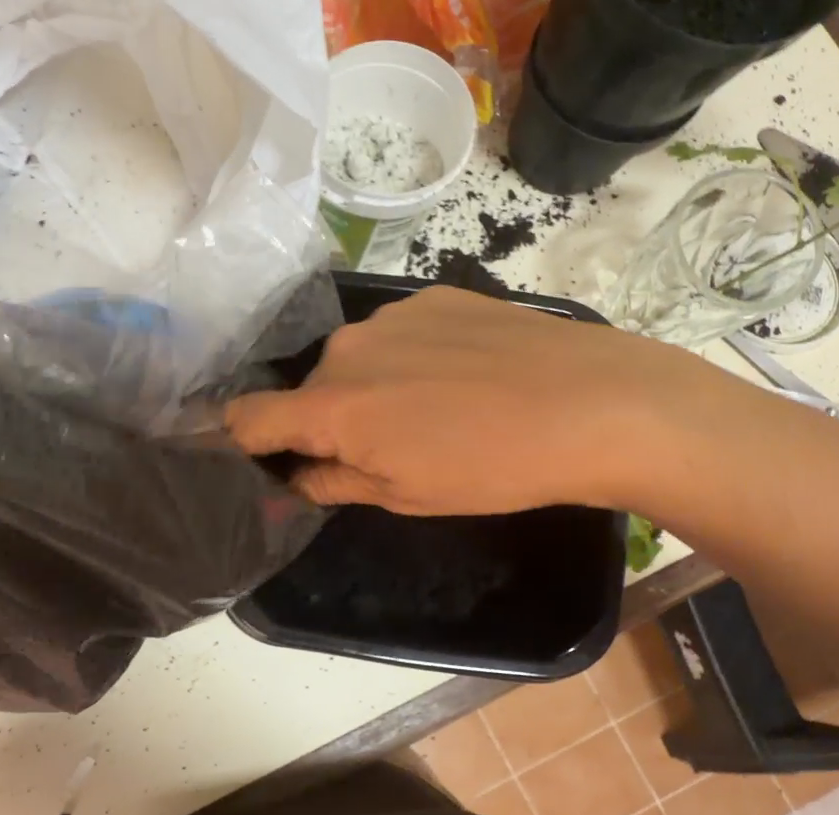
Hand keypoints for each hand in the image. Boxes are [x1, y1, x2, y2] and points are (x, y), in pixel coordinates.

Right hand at [225, 286, 715, 515]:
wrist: (595, 403)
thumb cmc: (491, 467)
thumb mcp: (404, 495)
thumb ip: (332, 483)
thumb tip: (292, 481)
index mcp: (331, 406)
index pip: (248, 418)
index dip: (243, 443)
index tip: (262, 461)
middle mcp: (346, 349)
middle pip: (307, 391)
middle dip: (327, 422)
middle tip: (380, 451)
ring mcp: (391, 315)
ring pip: (354, 361)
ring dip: (369, 389)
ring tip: (432, 413)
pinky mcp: (434, 295)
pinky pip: (396, 334)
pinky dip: (409, 359)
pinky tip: (461, 379)